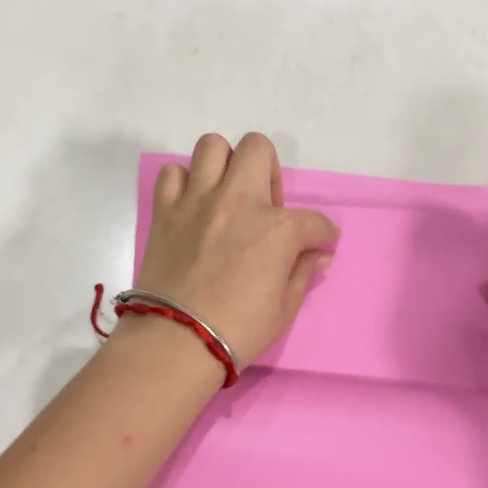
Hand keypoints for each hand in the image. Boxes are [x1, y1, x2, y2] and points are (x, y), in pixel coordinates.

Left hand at [133, 133, 339, 369]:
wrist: (177, 341)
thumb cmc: (239, 330)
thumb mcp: (284, 308)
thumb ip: (302, 273)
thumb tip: (318, 255)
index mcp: (276, 228)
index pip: (313, 220)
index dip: (323, 234)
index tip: (320, 245)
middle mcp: (238, 201)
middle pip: (258, 148)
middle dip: (270, 171)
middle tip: (266, 206)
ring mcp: (197, 201)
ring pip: (212, 146)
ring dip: (224, 165)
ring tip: (226, 196)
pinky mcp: (165, 211)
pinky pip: (172, 174)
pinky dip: (184, 184)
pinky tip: (192, 208)